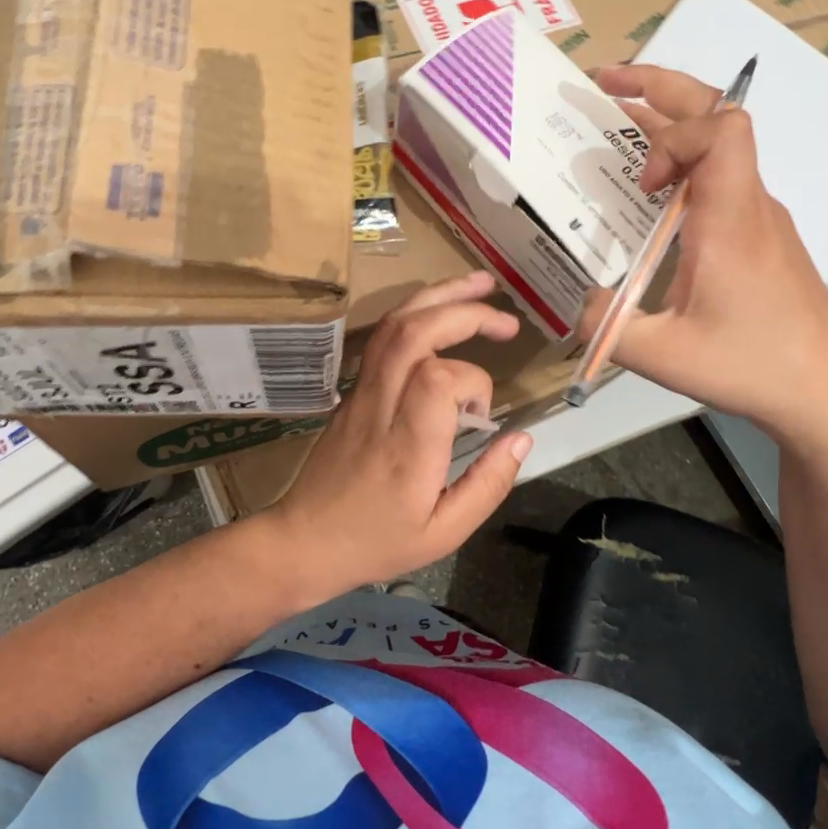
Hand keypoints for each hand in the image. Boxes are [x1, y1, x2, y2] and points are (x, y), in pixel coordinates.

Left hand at [266, 273, 534, 595]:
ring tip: (479, 286)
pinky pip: (381, 341)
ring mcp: (360, 394)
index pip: (438, 377)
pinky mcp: (351, 392)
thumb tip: (522, 437)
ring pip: (392, 327)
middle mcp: (381, 407)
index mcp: (408, 446)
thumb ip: (488, 484)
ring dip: (437, 298)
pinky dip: (415, 316)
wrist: (306, 539)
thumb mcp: (445, 532)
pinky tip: (439, 314)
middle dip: (464, 311)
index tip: (482, 414)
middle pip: (414, 332)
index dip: (473, 381)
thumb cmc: (378, 542)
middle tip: (507, 318)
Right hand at [583, 65, 827, 437]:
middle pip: (720, 111)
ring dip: (669, 124)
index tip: (640, 184)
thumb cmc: (747, 366)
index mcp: (730, 219)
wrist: (821, 391)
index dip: (671, 134)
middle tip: (604, 81)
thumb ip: (605, 326)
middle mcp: (750, 204)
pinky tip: (650, 195)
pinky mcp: (761, 235)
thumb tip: (579, 301)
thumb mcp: (659, 355)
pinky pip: (721, 176)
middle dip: (660, 87)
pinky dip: (682, 163)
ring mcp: (760, 216)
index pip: (719, 128)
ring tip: (616, 123)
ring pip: (722, 141)